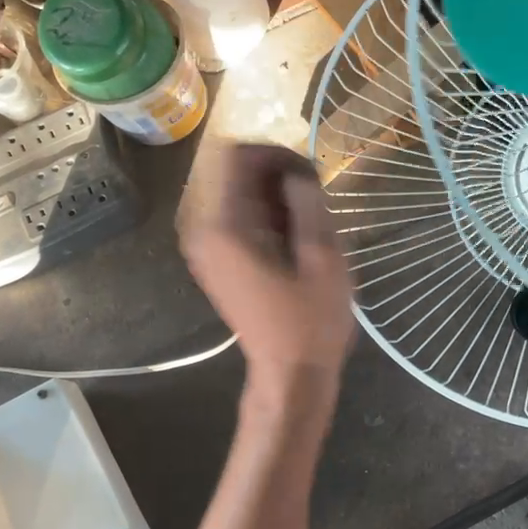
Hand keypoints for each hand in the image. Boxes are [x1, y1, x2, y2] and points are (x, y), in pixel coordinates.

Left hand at [183, 144, 353, 393]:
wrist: (290, 375)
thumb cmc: (311, 322)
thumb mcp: (323, 257)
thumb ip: (307, 203)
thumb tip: (294, 170)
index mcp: (225, 226)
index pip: (237, 155)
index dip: (278, 153)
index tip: (312, 176)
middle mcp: (204, 231)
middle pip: (237, 173)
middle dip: (280, 178)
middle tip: (318, 204)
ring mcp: (206, 248)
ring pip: (241, 195)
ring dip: (278, 200)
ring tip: (310, 228)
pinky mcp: (216, 262)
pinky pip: (240, 219)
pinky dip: (268, 219)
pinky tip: (295, 243)